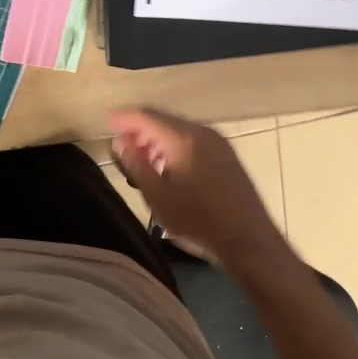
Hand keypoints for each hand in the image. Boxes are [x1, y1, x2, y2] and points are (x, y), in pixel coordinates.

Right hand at [109, 107, 293, 273]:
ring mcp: (218, 142)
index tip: (107, 121)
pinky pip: (193, 139)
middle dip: (140, 128)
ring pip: (179, 129)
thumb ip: (136, 164)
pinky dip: (175, 145)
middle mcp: (202, 131)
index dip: (124, 118)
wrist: (251, 242)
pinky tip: (168, 166)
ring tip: (143, 158)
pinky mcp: (227, 155)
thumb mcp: (159, 198)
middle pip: (164, 120)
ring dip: (158, 138)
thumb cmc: (200, 222)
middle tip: (122, 143)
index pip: (146, 116)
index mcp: (183, 138)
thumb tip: (120, 141)